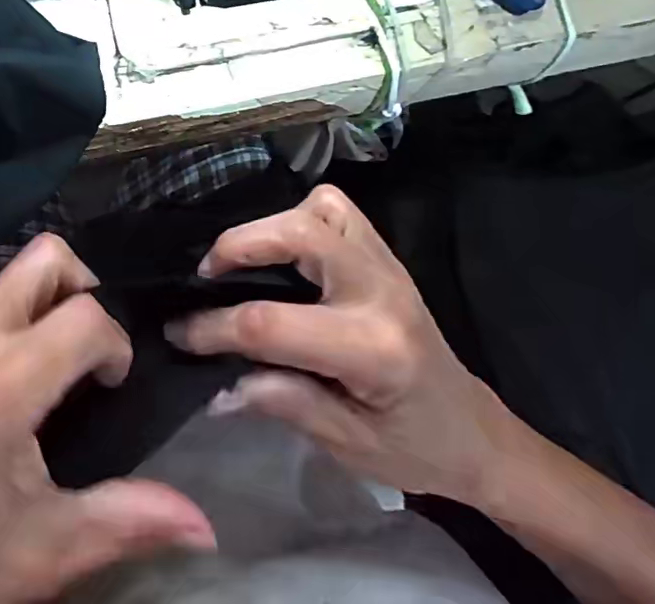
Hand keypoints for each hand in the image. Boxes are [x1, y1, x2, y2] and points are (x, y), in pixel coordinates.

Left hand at [0, 233, 216, 603]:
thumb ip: (129, 520)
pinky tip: (22, 373)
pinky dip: (22, 318)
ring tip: (62, 366)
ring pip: (16, 274)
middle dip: (87, 287)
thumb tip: (205, 523)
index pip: (85, 317)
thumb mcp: (45, 549)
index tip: (114, 387)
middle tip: (95, 348)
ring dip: (52, 304)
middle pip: (46, 257)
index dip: (117, 345)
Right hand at [165, 184, 530, 507]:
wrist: (475, 433)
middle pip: (297, 236)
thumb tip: (215, 386)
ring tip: (241, 260)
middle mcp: (380, 292)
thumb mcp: (346, 445)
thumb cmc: (413, 447)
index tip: (179, 334)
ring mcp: (385, 265)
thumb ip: (281, 403)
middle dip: (236, 248)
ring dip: (268, 227)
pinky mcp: (382, 254)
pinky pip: (335, 208)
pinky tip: (285, 247)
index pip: (270, 324)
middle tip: (205, 277)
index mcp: (373, 349)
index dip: (213, 328)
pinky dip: (300, 216)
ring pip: (317, 210)